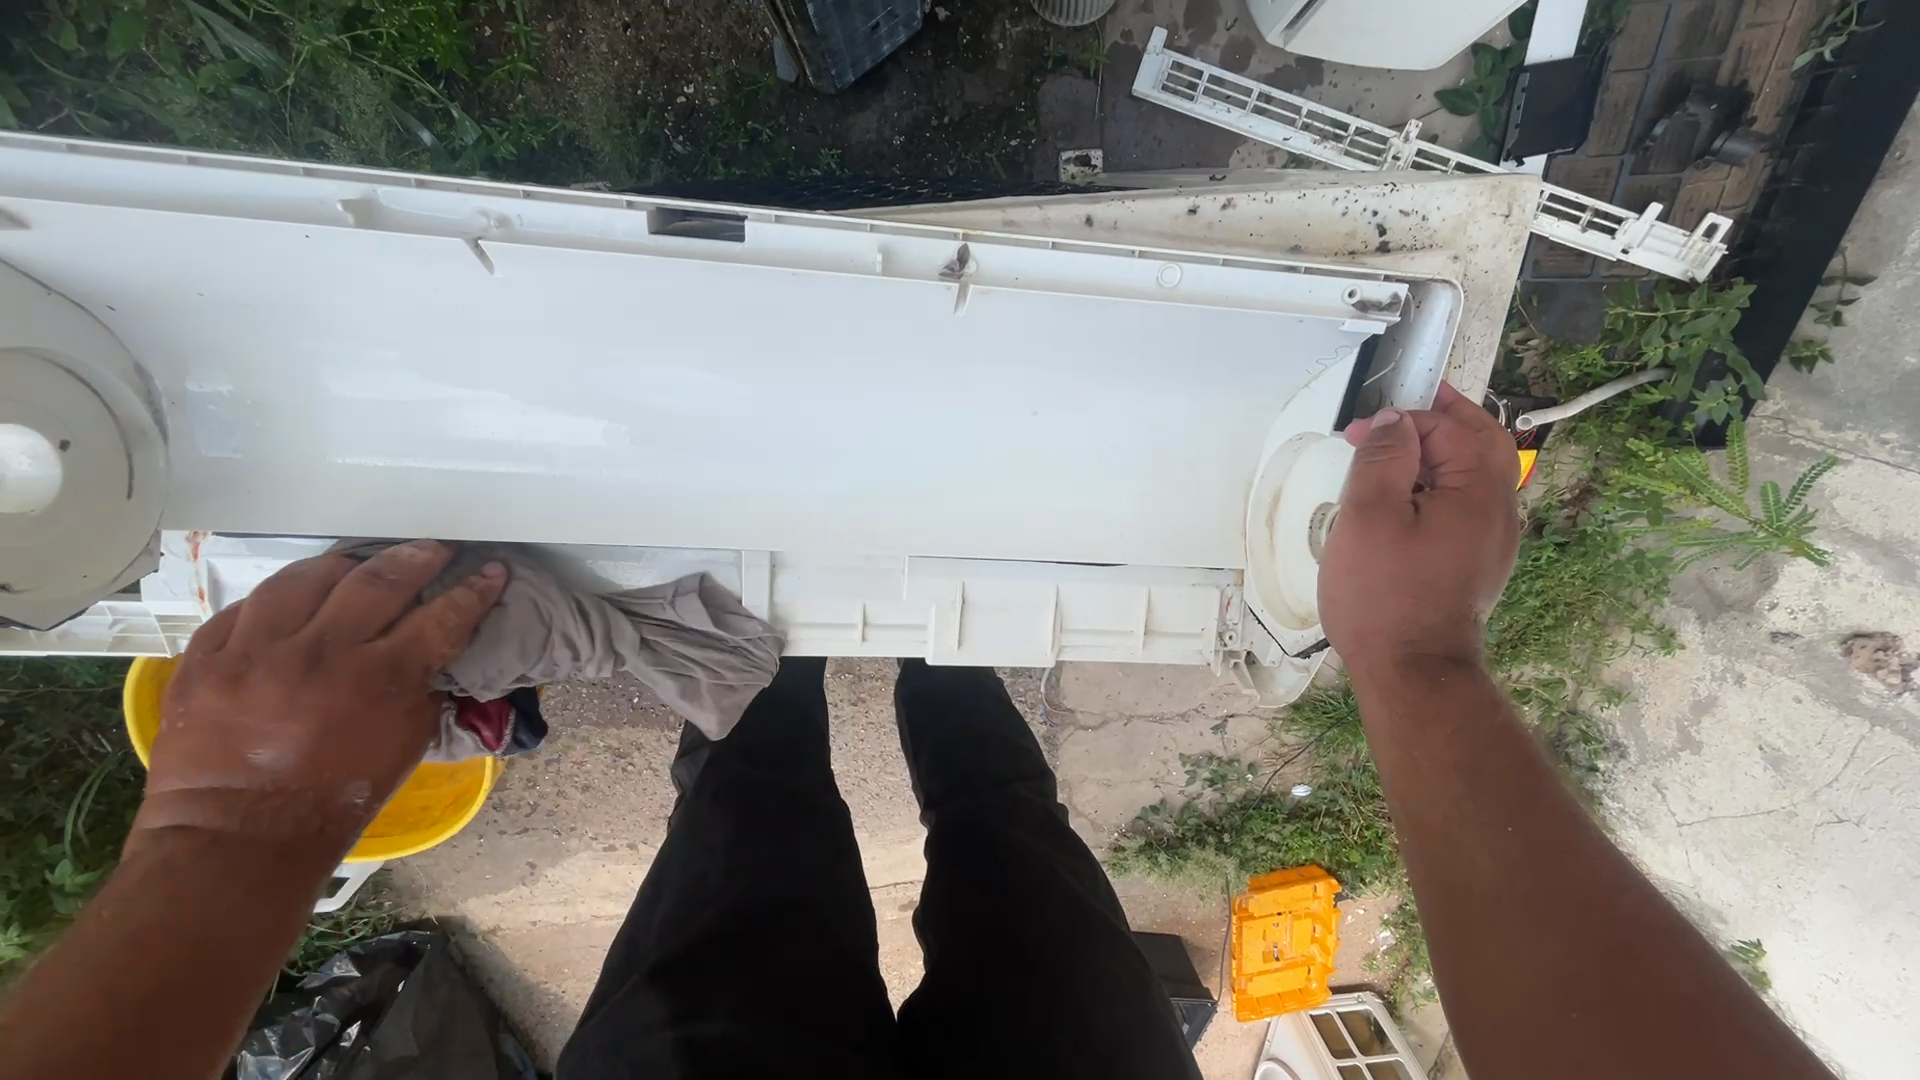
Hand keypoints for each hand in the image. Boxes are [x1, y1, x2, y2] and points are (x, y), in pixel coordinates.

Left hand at [129, 541, 507, 868]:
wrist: (241, 834)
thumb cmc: (342, 792)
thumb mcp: (411, 736)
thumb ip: (425, 683)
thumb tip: (438, 647)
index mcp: (382, 676)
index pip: (444, 614)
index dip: (475, 589)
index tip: (492, 571)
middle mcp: (322, 652)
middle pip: (379, 579)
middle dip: (418, 558)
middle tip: (435, 550)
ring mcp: (257, 651)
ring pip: (306, 578)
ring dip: (344, 565)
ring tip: (360, 563)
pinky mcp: (207, 660)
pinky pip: (246, 607)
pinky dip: (279, 599)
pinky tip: (296, 601)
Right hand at [1319, 382, 1521, 674]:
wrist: (1410, 669)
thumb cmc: (1383, 590)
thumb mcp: (1368, 515)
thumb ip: (1382, 458)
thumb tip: (1393, 421)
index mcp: (1479, 491)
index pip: (1449, 429)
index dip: (1402, 420)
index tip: (1355, 433)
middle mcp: (1499, 511)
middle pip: (1482, 445)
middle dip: (1445, 419)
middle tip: (1410, 405)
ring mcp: (1491, 541)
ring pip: (1476, 477)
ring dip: (1443, 452)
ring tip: (1400, 448)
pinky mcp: (1475, 564)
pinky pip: (1464, 507)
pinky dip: (1440, 485)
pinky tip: (1408, 499)